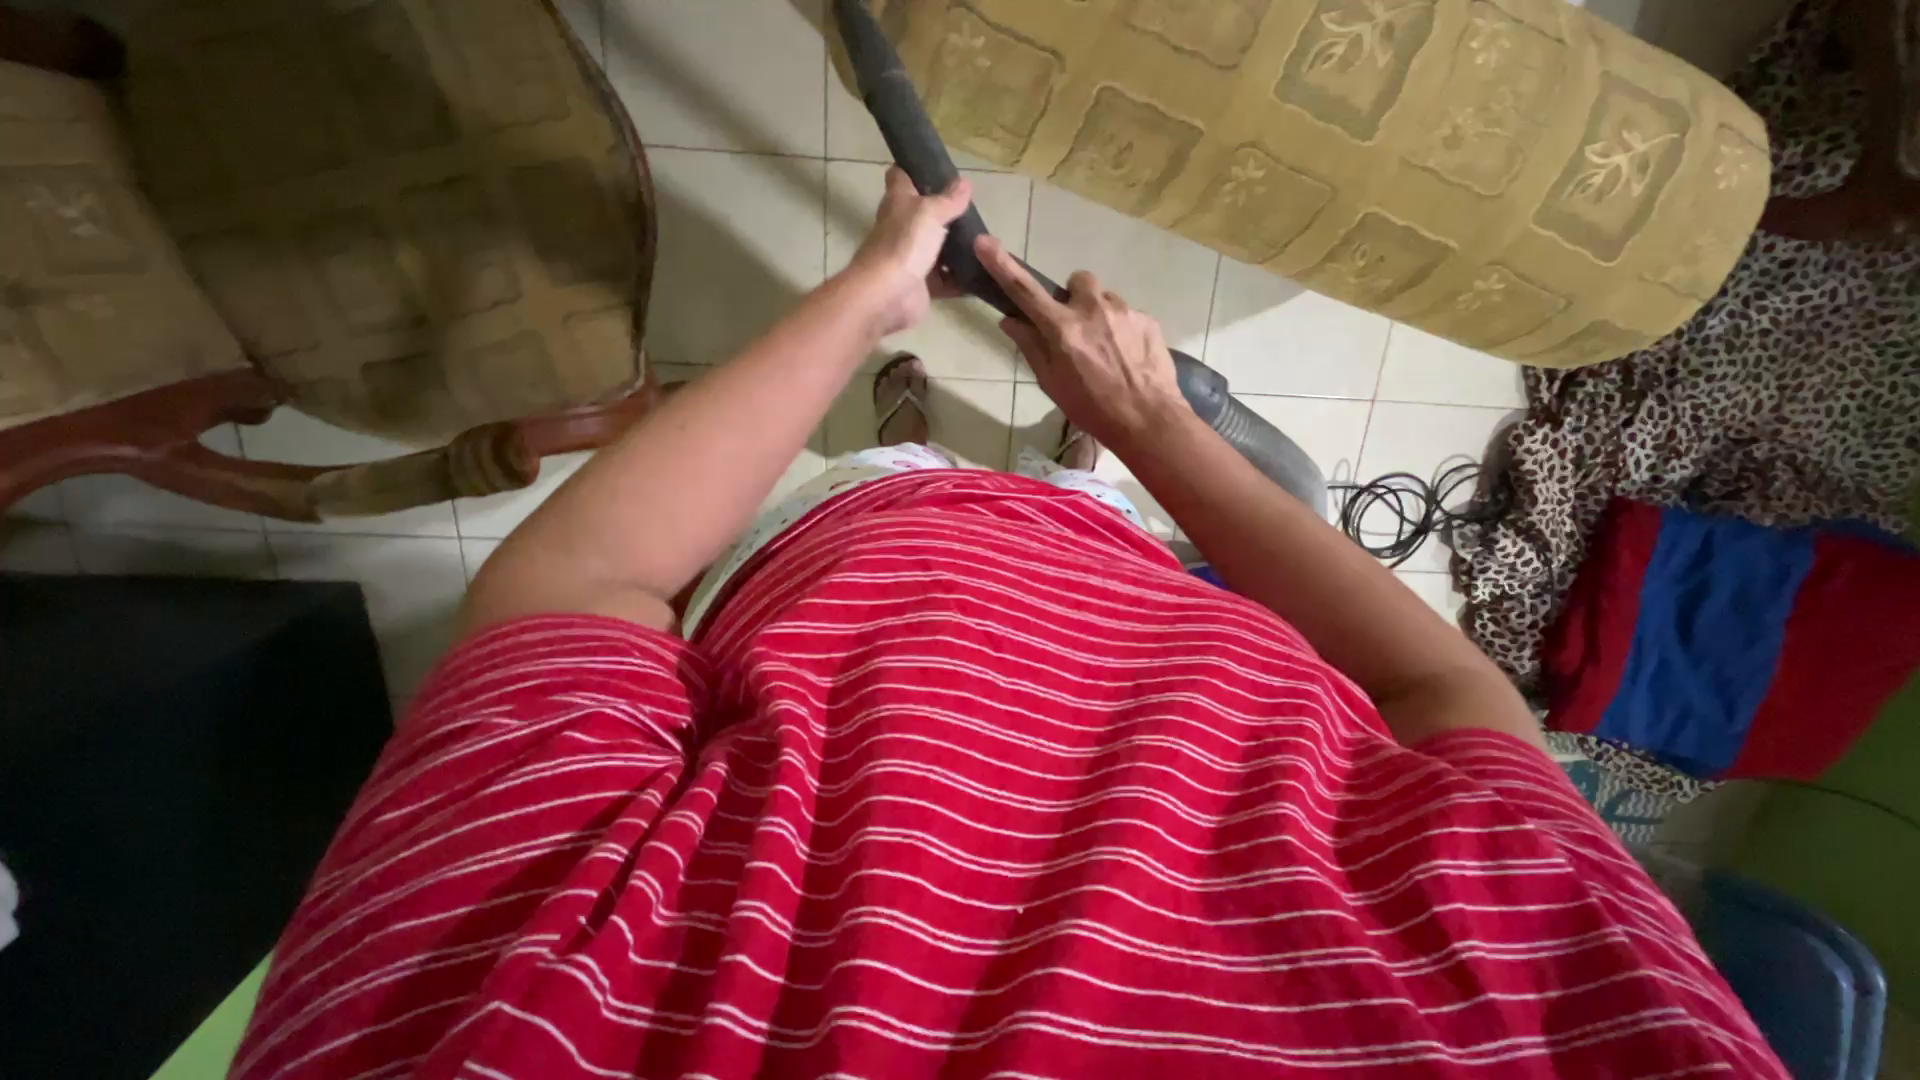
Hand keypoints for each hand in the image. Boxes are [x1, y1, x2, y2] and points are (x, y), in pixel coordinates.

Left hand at [843, 167, 972, 337]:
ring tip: (983, 240)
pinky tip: (981, 272)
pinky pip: (945, 280)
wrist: (888, 295)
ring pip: (936, 248)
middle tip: (973, 209)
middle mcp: (902, 228)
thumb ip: (948, 200)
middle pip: (923, 215)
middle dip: (945, 212)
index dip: (914, 169)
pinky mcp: (921, 285)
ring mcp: (911, 258)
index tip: (937, 168)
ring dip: (956, 247)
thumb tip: (964, 183)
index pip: (900, 177)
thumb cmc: (904, 244)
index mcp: (898, 203)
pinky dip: (960, 278)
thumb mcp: (930, 213)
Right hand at [975, 235, 1185, 447]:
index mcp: (1062, 328)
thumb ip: (1031, 347)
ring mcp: (1124, 310)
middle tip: (1076, 329)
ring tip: (1106, 349)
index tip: (985, 243)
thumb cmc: (1092, 409)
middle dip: (1074, 298)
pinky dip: (1122, 329)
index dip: (1002, 265)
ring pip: (1104, 298)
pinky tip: (1127, 357)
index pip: (1025, 291)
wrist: (1148, 419)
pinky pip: (1127, 314)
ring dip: (1100, 314)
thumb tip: (1011, 320)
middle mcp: (1092, 309)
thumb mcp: (1052, 384)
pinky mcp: (1147, 318)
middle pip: (1076, 281)